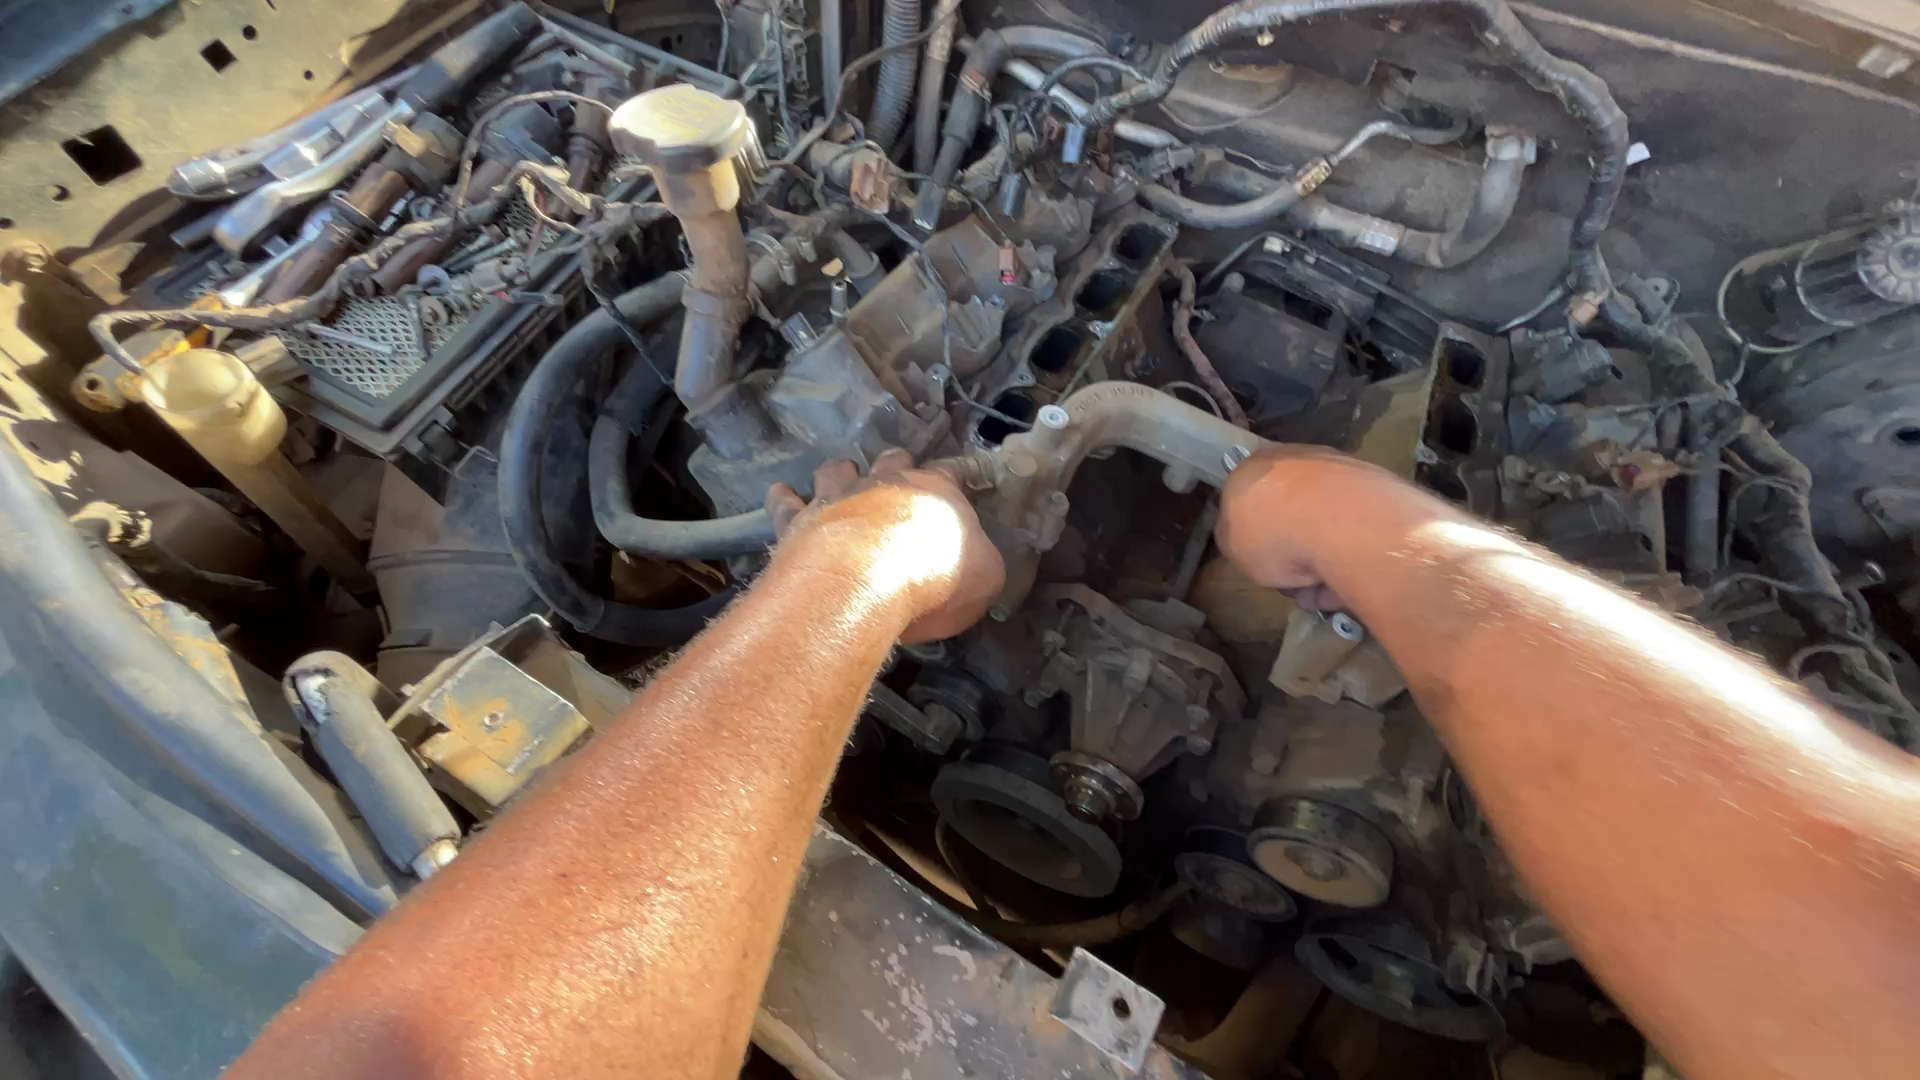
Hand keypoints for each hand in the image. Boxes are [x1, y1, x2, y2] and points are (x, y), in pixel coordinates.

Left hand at [767, 450, 1005, 643]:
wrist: (868, 580)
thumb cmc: (938, 578)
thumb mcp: (986, 578)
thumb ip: (981, 562)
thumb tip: (978, 561)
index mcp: (937, 492)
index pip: (948, 474)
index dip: (949, 481)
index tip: (949, 488)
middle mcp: (887, 483)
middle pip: (892, 460)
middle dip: (894, 467)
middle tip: (895, 481)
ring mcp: (840, 496)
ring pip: (838, 470)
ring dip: (841, 475)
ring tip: (840, 485)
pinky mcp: (801, 520)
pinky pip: (787, 503)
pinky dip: (785, 499)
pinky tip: (782, 494)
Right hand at [1216, 445, 1409, 611]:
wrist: (1342, 522)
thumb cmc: (1272, 535)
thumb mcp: (1233, 548)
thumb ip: (1237, 539)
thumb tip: (1249, 539)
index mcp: (1250, 469)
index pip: (1245, 503)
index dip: (1253, 539)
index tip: (1263, 564)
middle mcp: (1290, 460)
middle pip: (1286, 513)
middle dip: (1291, 554)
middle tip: (1296, 586)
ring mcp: (1335, 468)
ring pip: (1322, 522)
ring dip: (1320, 560)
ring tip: (1323, 594)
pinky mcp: (1373, 484)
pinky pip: (1352, 525)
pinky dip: (1348, 553)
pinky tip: (1347, 582)